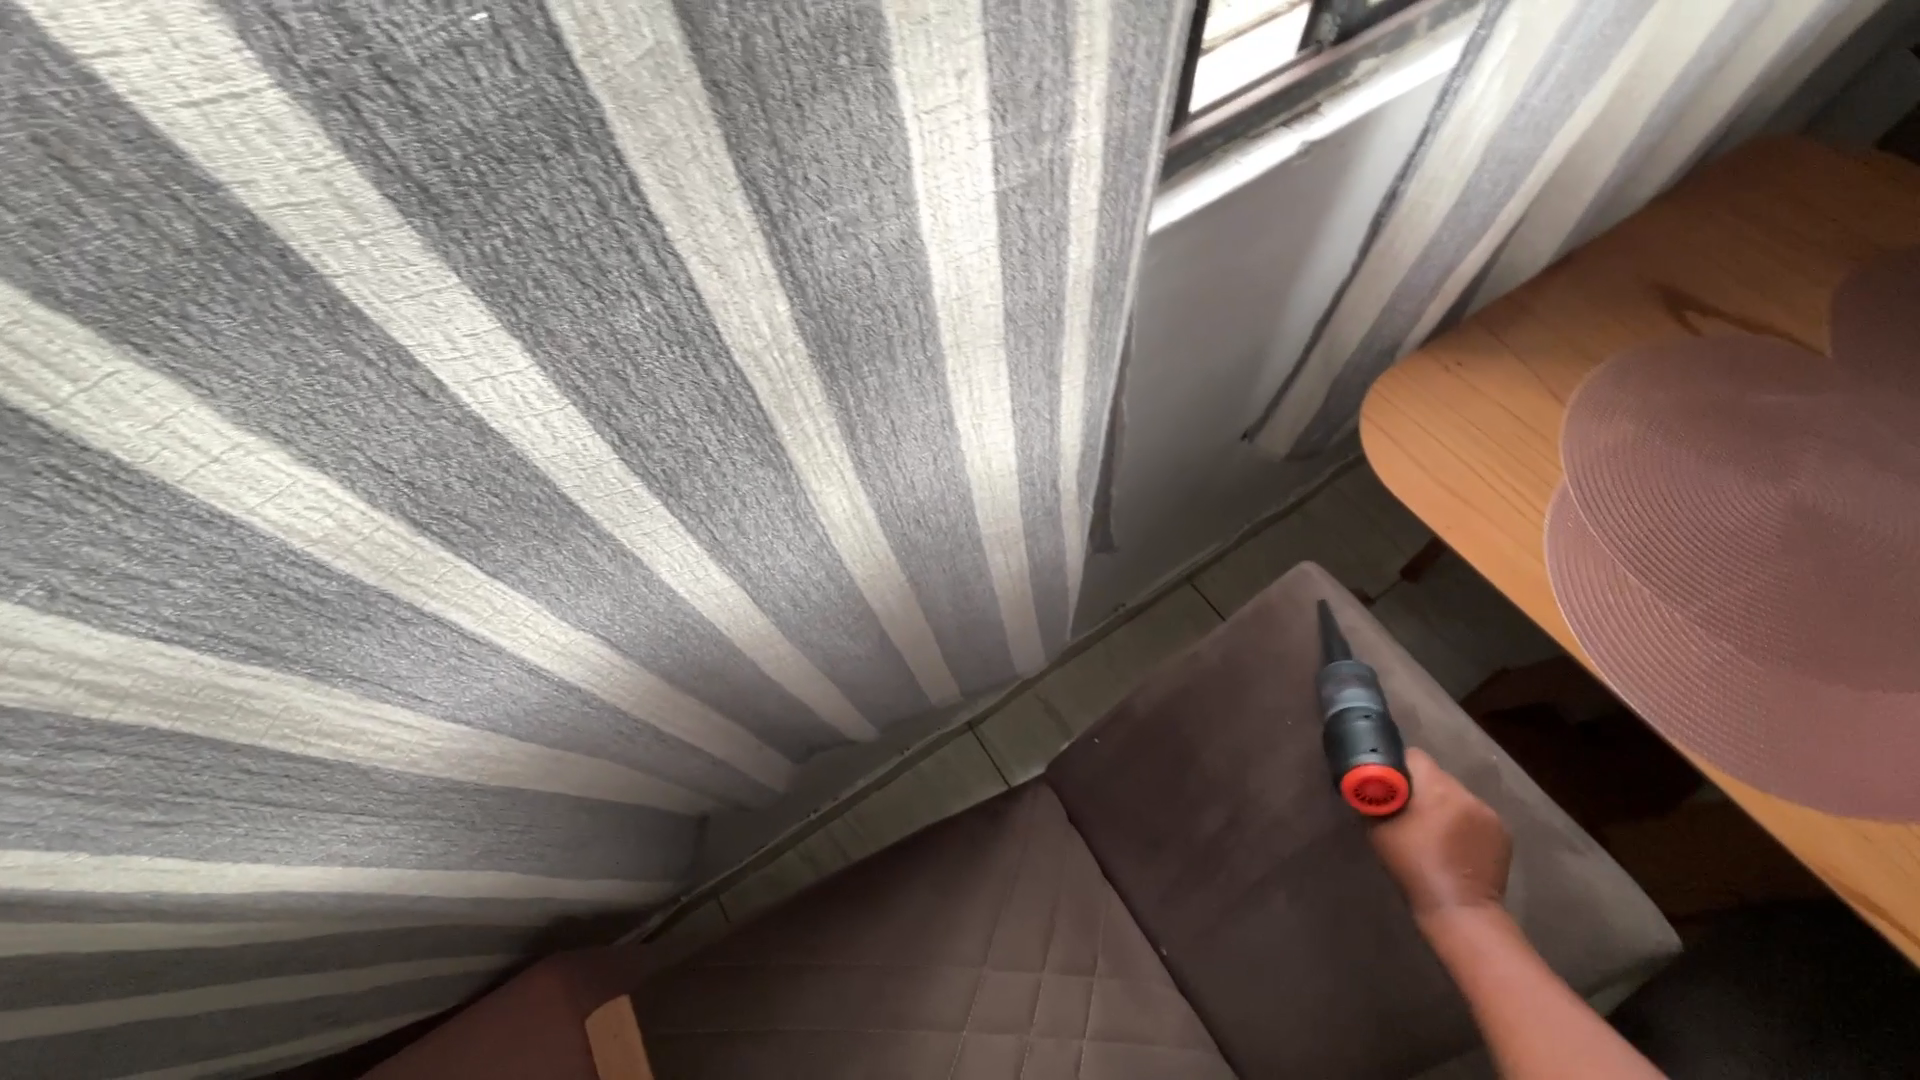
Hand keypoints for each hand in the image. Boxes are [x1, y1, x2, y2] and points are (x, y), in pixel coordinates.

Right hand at [1367, 748, 1511, 922]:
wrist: (1458, 909)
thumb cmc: (1412, 867)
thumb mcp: (1378, 830)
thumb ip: (1376, 801)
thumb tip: (1372, 787)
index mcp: (1436, 789)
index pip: (1414, 757)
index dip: (1398, 766)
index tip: (1389, 784)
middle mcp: (1466, 794)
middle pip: (1437, 777)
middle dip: (1421, 789)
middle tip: (1407, 812)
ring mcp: (1488, 813)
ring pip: (1457, 796)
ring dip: (1443, 806)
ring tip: (1433, 833)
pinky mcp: (1502, 832)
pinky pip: (1475, 816)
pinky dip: (1463, 823)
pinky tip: (1455, 846)